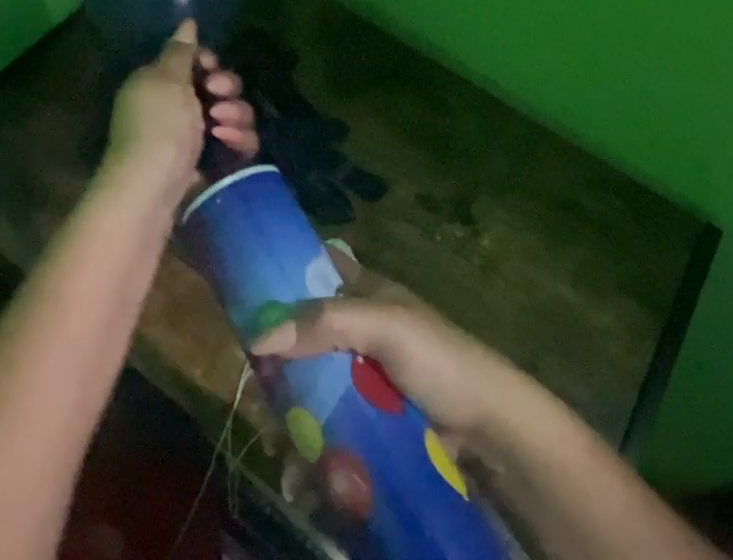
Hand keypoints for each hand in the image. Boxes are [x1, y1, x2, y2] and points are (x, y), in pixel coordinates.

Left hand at [104, 19, 258, 197]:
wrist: (150, 189)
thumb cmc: (156, 126)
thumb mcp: (166, 79)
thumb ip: (181, 51)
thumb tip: (187, 21)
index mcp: (159, 82)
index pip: (196, 62)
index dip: (209, 63)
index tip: (210, 70)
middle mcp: (176, 106)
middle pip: (220, 87)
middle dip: (228, 91)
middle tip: (218, 101)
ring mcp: (192, 135)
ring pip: (232, 114)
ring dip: (236, 116)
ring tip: (222, 130)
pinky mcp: (207, 161)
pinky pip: (234, 143)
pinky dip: (237, 141)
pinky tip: (228, 145)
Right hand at [250, 243, 529, 445]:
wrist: (489, 427)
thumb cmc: (441, 360)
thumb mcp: (387, 326)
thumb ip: (327, 322)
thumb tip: (259, 336)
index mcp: (365, 293)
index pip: (314, 271)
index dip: (280, 277)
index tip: (243, 297)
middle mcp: (357, 328)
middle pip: (301, 333)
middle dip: (276, 359)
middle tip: (254, 384)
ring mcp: (360, 374)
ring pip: (308, 381)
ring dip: (289, 409)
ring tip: (276, 438)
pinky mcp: (365, 415)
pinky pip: (325, 420)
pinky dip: (309, 439)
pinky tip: (297, 463)